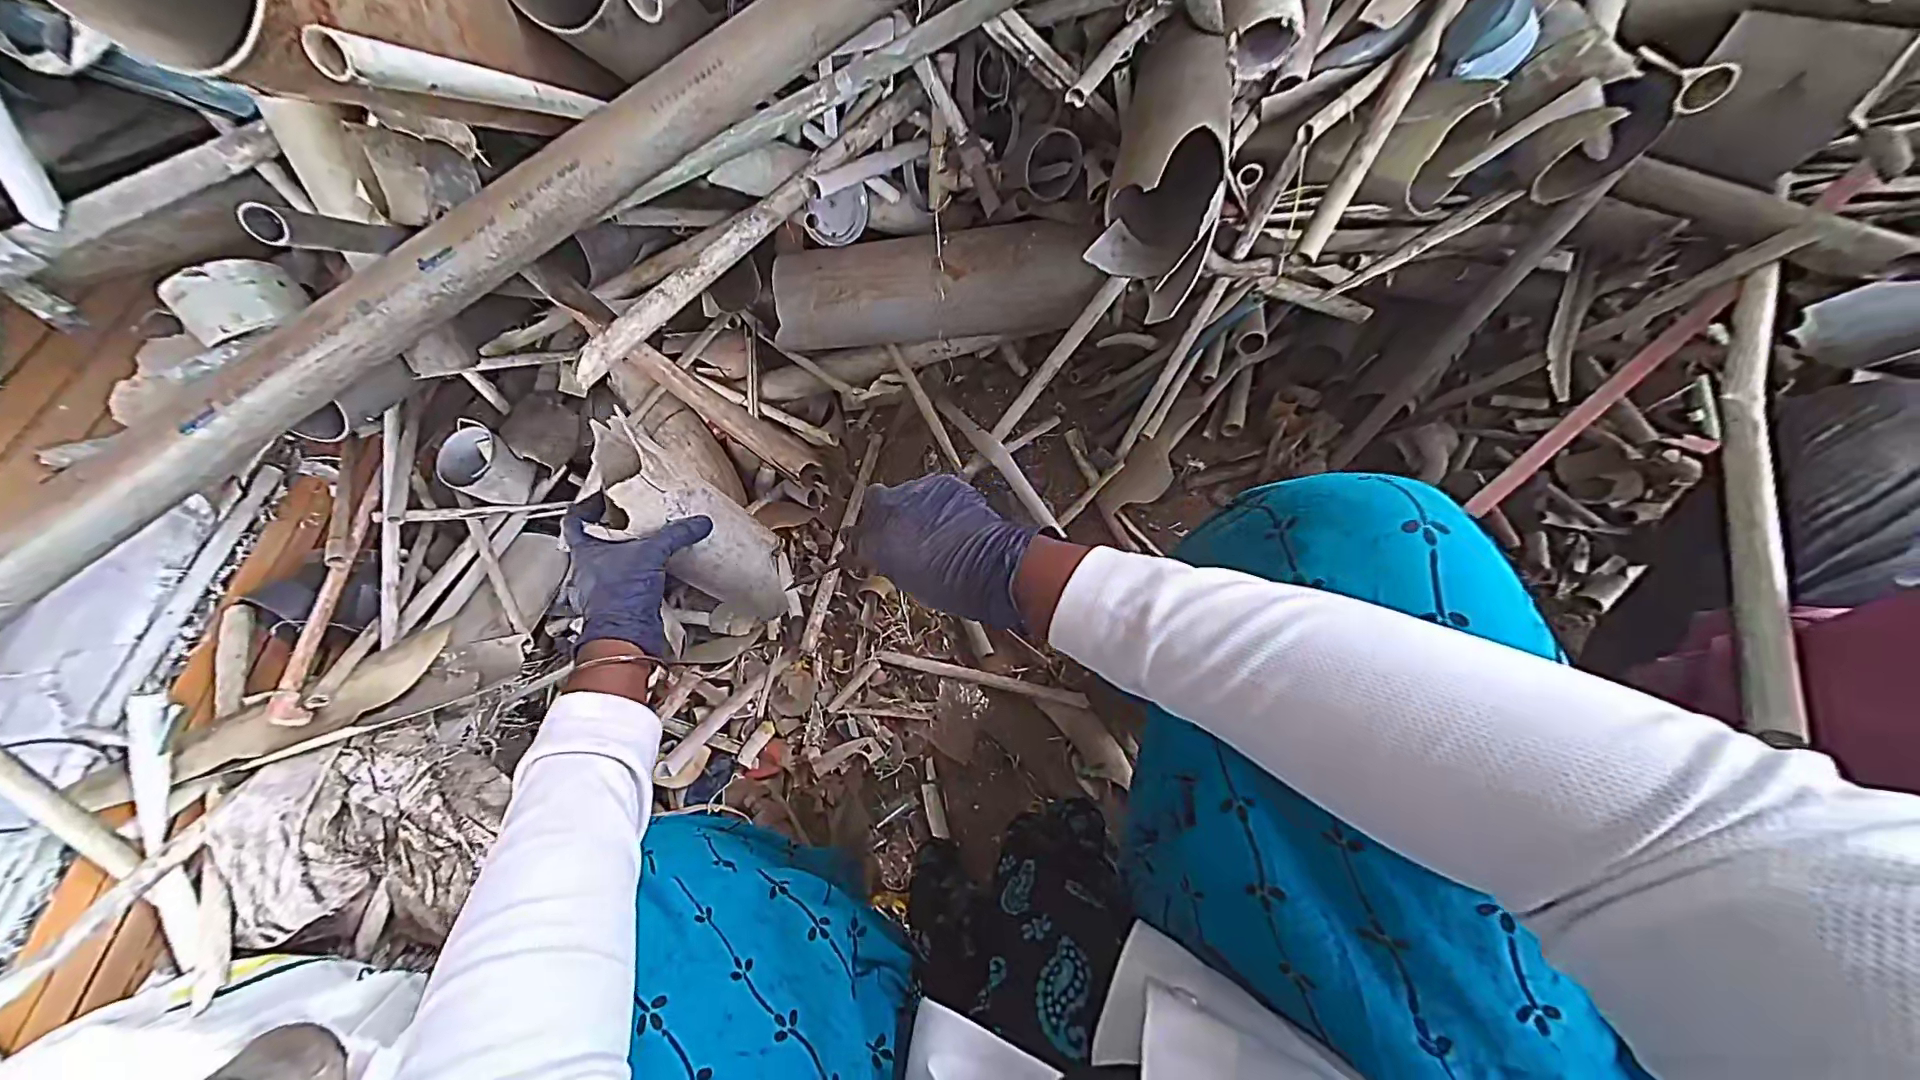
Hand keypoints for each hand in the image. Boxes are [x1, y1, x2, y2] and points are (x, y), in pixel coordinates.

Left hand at [563, 494, 712, 656]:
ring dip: (634, 560)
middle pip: (598, 545)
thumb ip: (675, 535)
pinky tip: (665, 577)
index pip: (575, 522)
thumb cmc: (619, 598)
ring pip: (617, 567)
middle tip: (634, 524)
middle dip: (618, 535)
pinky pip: (636, 587)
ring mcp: (606, 590)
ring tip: (654, 550)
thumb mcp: (651, 554)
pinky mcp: (624, 605)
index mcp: (585, 554)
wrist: (627, 635)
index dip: (585, 508)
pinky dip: (650, 580)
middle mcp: (590, 572)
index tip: (600, 500)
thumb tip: (695, 524)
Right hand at [852, 474, 1038, 630]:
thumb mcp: (907, 581)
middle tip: (902, 535)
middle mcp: (888, 508)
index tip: (872, 548)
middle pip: (877, 504)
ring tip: (932, 530)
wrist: (989, 565)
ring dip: (914, 507)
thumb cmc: (952, 583)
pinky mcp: (944, 483)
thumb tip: (889, 559)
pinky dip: (939, 502)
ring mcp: (916, 491)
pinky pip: (934, 489)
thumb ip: (889, 561)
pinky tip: (951, 520)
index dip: (865, 541)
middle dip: (886, 516)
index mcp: (874, 538)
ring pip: (906, 494)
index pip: (857, 535)